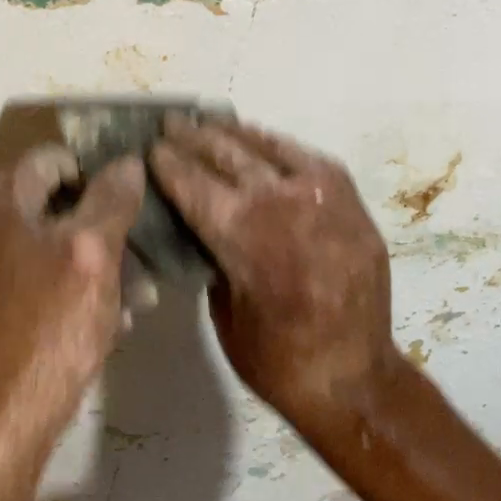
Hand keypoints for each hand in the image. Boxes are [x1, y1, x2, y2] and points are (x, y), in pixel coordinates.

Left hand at [0, 145, 144, 442]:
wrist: (9, 408)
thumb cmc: (51, 322)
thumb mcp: (92, 253)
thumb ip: (111, 200)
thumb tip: (127, 162)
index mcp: (1, 202)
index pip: (51, 158)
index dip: (94, 169)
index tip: (134, 195)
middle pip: (59, 201)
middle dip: (106, 222)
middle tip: (144, 245)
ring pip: (61, 243)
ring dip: (104, 261)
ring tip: (141, 291)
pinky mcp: (8, 301)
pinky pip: (54, 277)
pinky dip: (85, 289)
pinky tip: (118, 318)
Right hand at [149, 118, 395, 415]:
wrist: (351, 378)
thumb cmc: (272, 356)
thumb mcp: (221, 307)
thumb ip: (211, 252)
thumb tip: (197, 220)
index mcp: (243, 236)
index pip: (192, 182)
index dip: (167, 162)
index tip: (149, 145)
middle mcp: (283, 204)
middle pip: (227, 155)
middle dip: (194, 138)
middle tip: (172, 123)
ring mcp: (323, 198)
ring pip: (268, 147)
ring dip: (234, 134)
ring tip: (209, 122)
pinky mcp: (350, 202)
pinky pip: (307, 159)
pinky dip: (277, 146)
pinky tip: (258, 141)